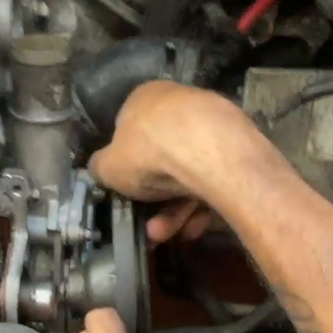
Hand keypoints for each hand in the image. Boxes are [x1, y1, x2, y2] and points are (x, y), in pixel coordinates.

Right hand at [87, 82, 260, 240]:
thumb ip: (100, 168)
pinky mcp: (233, 145)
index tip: (130, 197)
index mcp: (144, 99)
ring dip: (175, 212)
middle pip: (162, 161)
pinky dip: (201, 205)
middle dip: (156, 202)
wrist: (204, 149)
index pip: (131, 134)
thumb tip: (99, 168)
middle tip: (152, 229)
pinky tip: (196, 225)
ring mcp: (208, 123)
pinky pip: (210, 180)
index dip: (128, 170)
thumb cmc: (146, 152)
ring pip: (186, 175)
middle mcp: (177, 104)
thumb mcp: (108, 166)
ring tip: (171, 234)